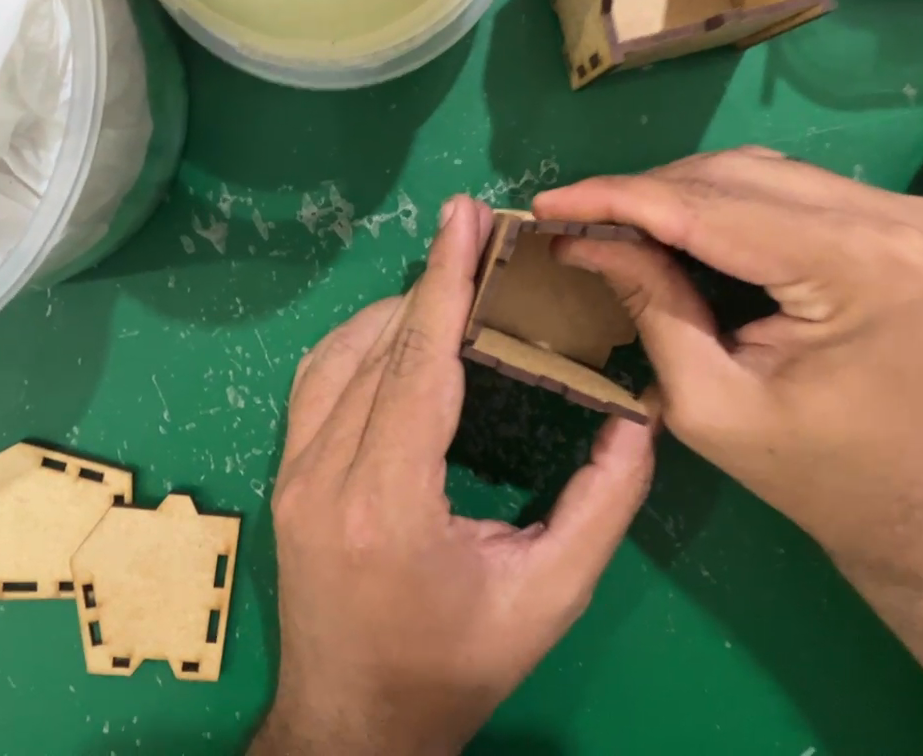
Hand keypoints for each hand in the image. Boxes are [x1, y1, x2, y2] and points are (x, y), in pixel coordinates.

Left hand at [253, 196, 654, 755]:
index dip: (445, 282)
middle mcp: (325, 475)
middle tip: (475, 230)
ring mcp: (293, 474)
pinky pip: (316, 381)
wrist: (356, 723)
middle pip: (379, 347)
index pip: (418, 364)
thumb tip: (636, 416)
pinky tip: (397, 330)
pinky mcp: (286, 476)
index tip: (464, 217)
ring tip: (450, 277)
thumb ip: (601, 503)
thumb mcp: (548, 596)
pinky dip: (360, 340)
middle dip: (430, 280)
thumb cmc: (456, 666)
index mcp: (388, 504)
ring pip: (339, 355)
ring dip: (395, 307)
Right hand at [532, 148, 922, 571]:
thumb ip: (650, 305)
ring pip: (756, 171)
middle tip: (573, 219)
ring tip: (614, 223)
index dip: (618, 199)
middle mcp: (895, 219)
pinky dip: (720, 201)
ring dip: (677, 193)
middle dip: (642, 194)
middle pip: (735, 176)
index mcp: (861, 270)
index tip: (548, 203)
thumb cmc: (816, 473)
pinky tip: (674, 224)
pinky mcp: (898, 218)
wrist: (921, 504)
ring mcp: (905, 212)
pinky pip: (784, 187)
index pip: (712, 210)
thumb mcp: (709, 402)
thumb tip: (583, 239)